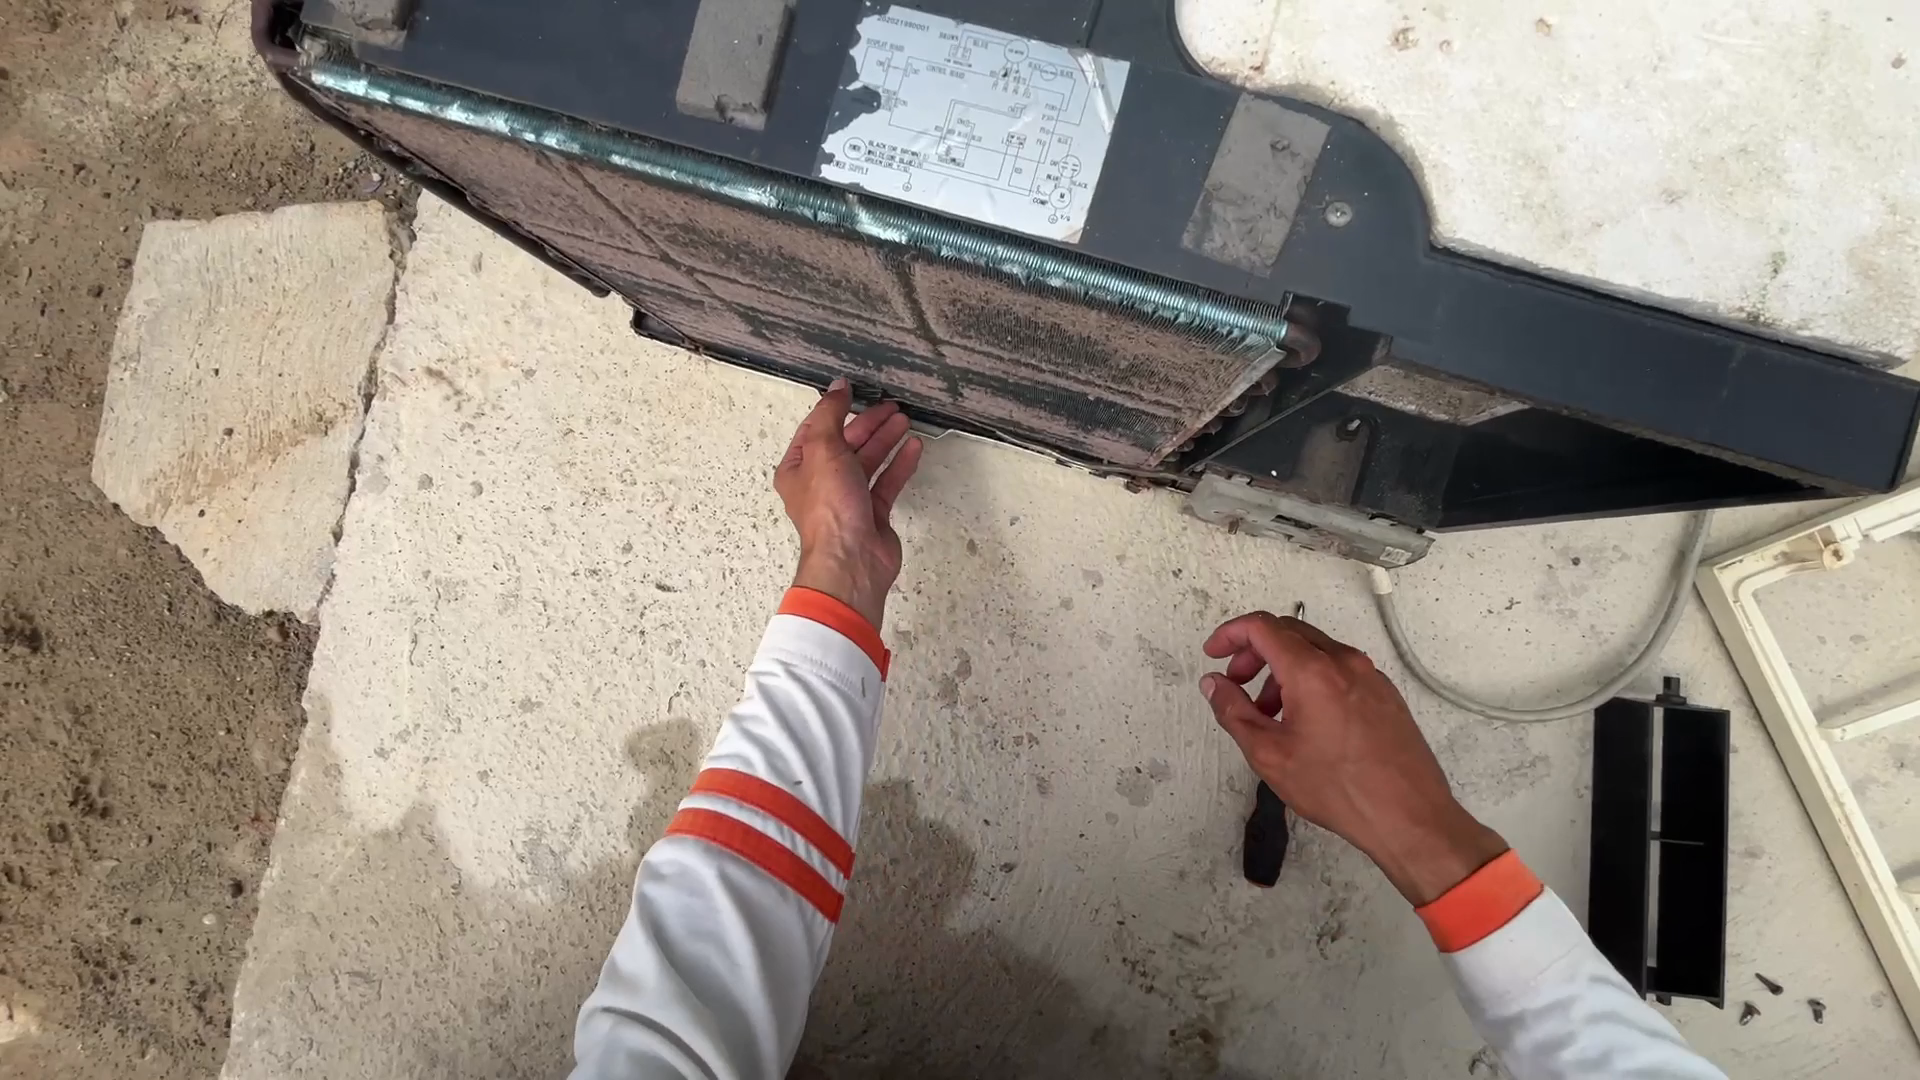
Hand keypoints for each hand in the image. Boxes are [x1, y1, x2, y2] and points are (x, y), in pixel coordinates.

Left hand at [774, 380, 923, 629]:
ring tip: (905, 420)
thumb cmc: (830, 507)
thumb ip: (831, 415)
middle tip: (891, 406)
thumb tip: (838, 387)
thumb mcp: (824, 450)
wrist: (852, 559)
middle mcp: (821, 483)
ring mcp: (848, 499)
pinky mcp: (873, 513)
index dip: (834, 409)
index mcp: (799, 469)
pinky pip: (887, 482)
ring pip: (868, 462)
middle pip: (846, 444)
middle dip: (867, 424)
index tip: (854, 390)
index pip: (816, 430)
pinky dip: (900, 464)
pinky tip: (914, 447)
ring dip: (886, 440)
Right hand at [1198, 612, 1507, 904]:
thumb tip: (1213, 683)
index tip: (1213, 654)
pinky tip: (1303, 719)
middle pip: (1287, 632)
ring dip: (1280, 668)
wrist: (1411, 819)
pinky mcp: (1384, 693)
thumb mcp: (1268, 754)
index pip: (1261, 627)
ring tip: (1268, 711)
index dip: (1229, 634)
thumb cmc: (1338, 789)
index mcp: (1313, 671)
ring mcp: (1369, 675)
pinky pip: (1337, 668)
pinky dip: (1309, 678)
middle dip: (1253, 651)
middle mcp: (1344, 662)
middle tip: (1235, 683)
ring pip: (1313, 650)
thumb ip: (1233, 711)